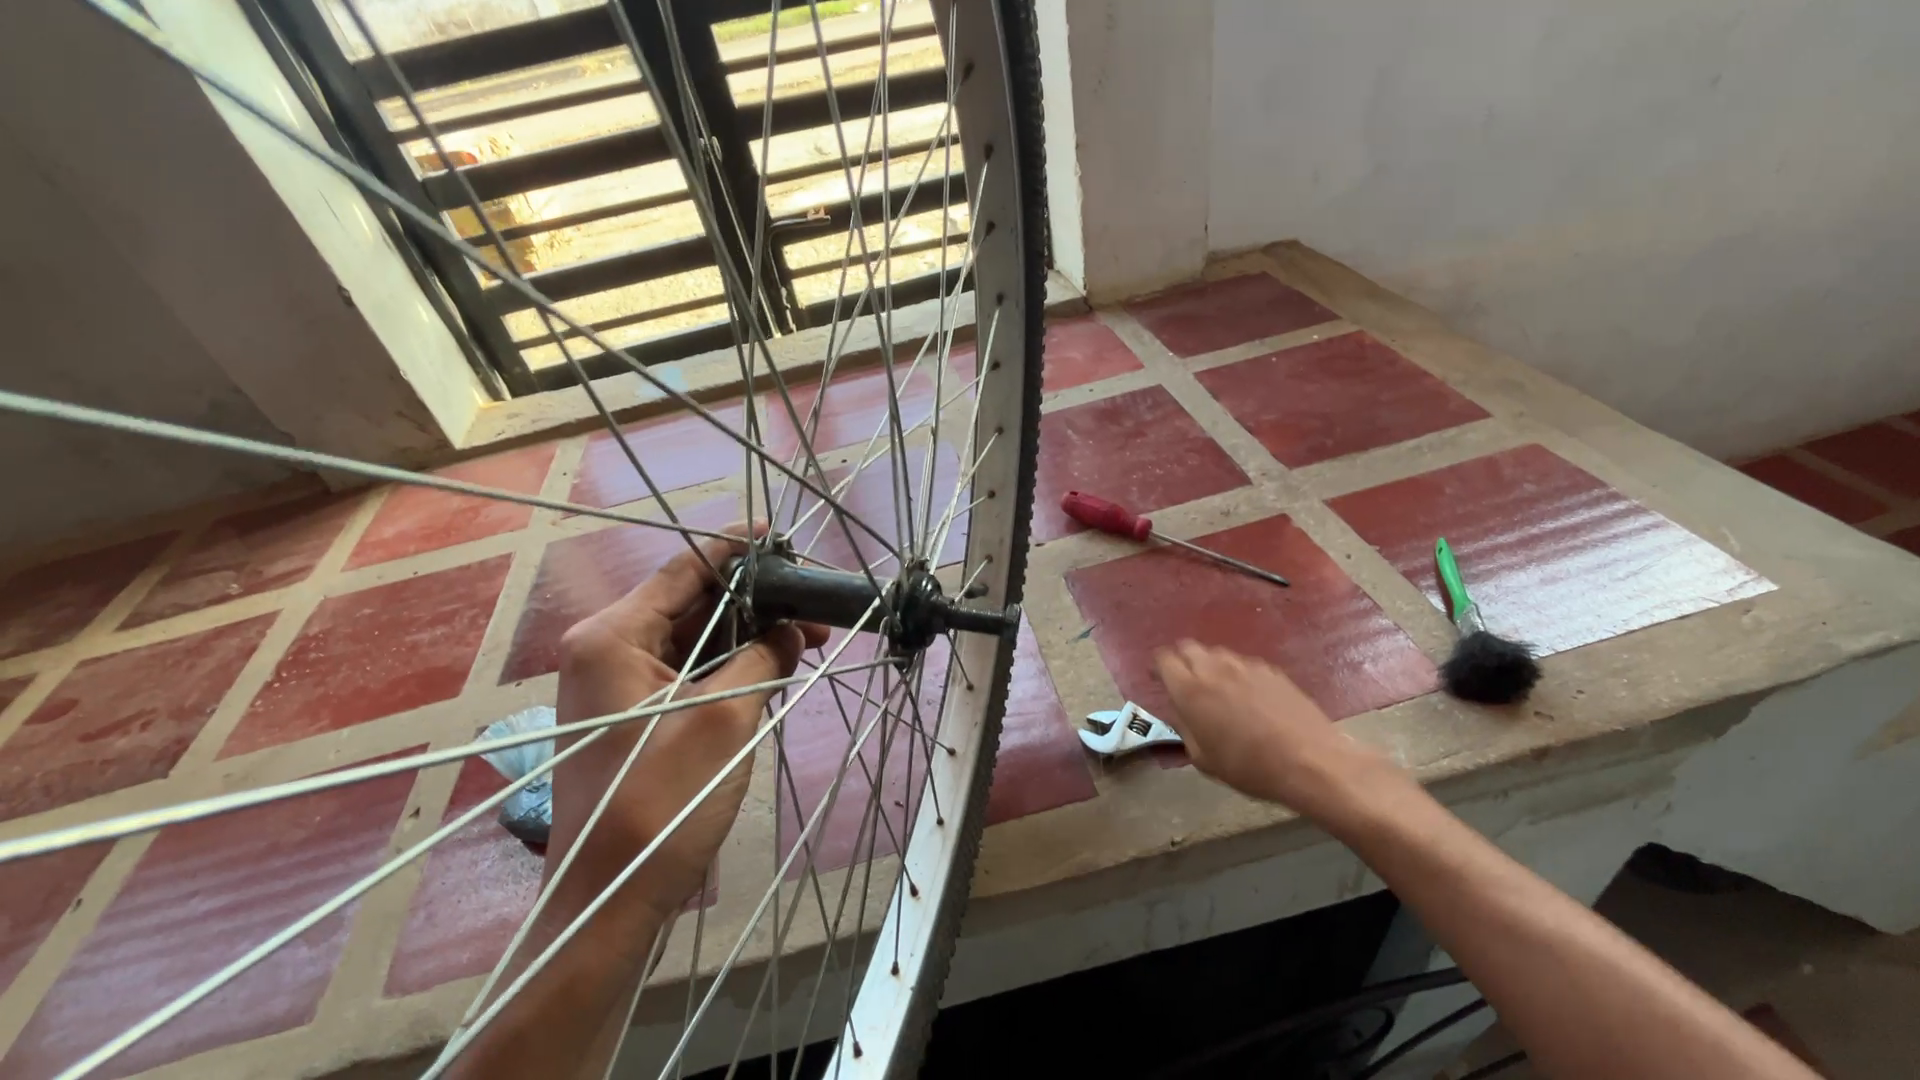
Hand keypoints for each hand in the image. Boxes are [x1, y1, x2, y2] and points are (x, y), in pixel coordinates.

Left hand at [548, 530, 827, 920]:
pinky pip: (688, 674)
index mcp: (613, 636)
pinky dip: (731, 668)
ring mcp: (617, 686)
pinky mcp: (633, 717)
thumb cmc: (661, 802)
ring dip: (749, 637)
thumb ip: (763, 659)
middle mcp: (608, 649)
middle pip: (692, 603)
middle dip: (756, 601)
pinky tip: (776, 668)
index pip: (684, 568)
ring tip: (810, 636)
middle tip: (815, 604)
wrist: (609, 900)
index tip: (784, 538)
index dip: (738, 549)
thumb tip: (792, 629)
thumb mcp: (724, 719)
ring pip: (694, 640)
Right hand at [1152, 641, 1404, 826]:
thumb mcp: (1204, 759)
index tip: (1158, 679)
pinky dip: (1237, 673)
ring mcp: (1246, 666)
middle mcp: (1215, 669)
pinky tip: (1248, 696)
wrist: (1309, 761)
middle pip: (1189, 648)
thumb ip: (1186, 728)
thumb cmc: (1249, 767)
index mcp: (1190, 690)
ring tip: (1217, 689)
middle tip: (1185, 682)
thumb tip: (1183, 712)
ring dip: (1210, 665)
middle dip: (1182, 661)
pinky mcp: (1272, 670)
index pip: (1164, 659)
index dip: (1158, 667)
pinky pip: (1244, 664)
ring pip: (1218, 654)